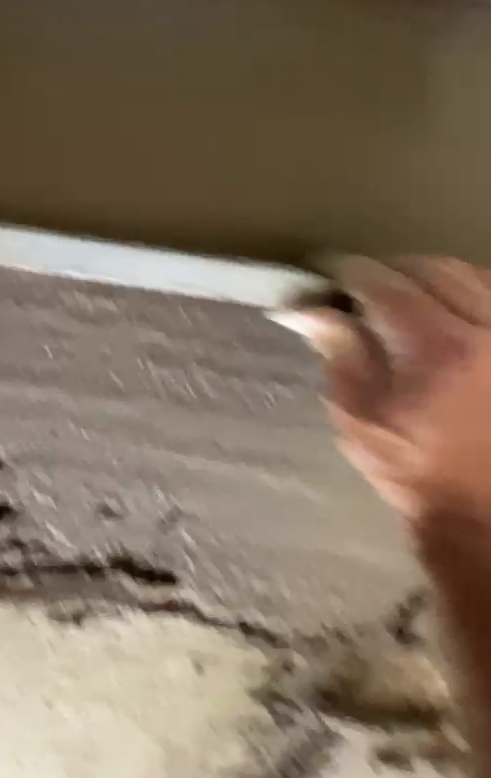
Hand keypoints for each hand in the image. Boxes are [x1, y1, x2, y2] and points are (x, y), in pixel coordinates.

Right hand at [277, 257, 490, 523]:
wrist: (489, 507)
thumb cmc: (409, 463)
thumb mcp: (358, 412)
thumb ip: (341, 352)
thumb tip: (305, 307)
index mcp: (437, 348)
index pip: (385, 284)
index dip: (347, 272)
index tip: (319, 273)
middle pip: (440, 270)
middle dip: (393, 270)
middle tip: (357, 286)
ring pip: (481, 279)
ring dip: (436, 280)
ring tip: (404, 300)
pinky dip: (471, 297)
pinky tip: (449, 318)